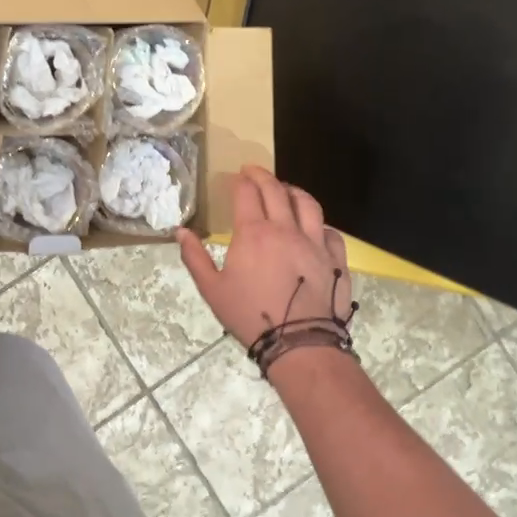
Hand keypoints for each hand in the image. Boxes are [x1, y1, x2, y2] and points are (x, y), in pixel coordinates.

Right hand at [175, 165, 353, 347]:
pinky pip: (331, 232)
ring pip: (308, 204)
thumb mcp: (212, 288)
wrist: (300, 345)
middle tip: (254, 171)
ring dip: (294, 191)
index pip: (247, 193)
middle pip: (276, 190)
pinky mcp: (336, 261)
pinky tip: (314, 227)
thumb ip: (194, 256)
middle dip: (263, 176)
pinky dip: (320, 223)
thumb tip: (181, 231)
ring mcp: (315, 244)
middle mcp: (285, 230)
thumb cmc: (250, 315)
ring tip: (285, 190)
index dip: (240, 181)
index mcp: (253, 233)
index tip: (236, 177)